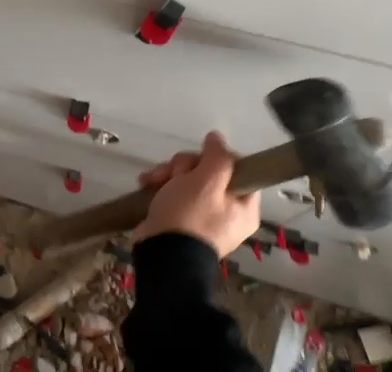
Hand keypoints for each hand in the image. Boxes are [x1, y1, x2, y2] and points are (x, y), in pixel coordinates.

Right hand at [131, 131, 261, 254]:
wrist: (163, 253)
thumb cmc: (190, 216)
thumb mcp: (207, 182)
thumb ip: (217, 157)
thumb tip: (217, 138)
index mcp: (244, 207)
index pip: (239, 169)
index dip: (217, 158)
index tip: (200, 159)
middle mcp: (228, 211)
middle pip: (210, 171)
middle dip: (186, 166)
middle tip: (175, 172)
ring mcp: (204, 215)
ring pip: (189, 178)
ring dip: (169, 173)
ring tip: (154, 179)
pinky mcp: (182, 217)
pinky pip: (176, 191)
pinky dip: (161, 184)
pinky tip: (147, 183)